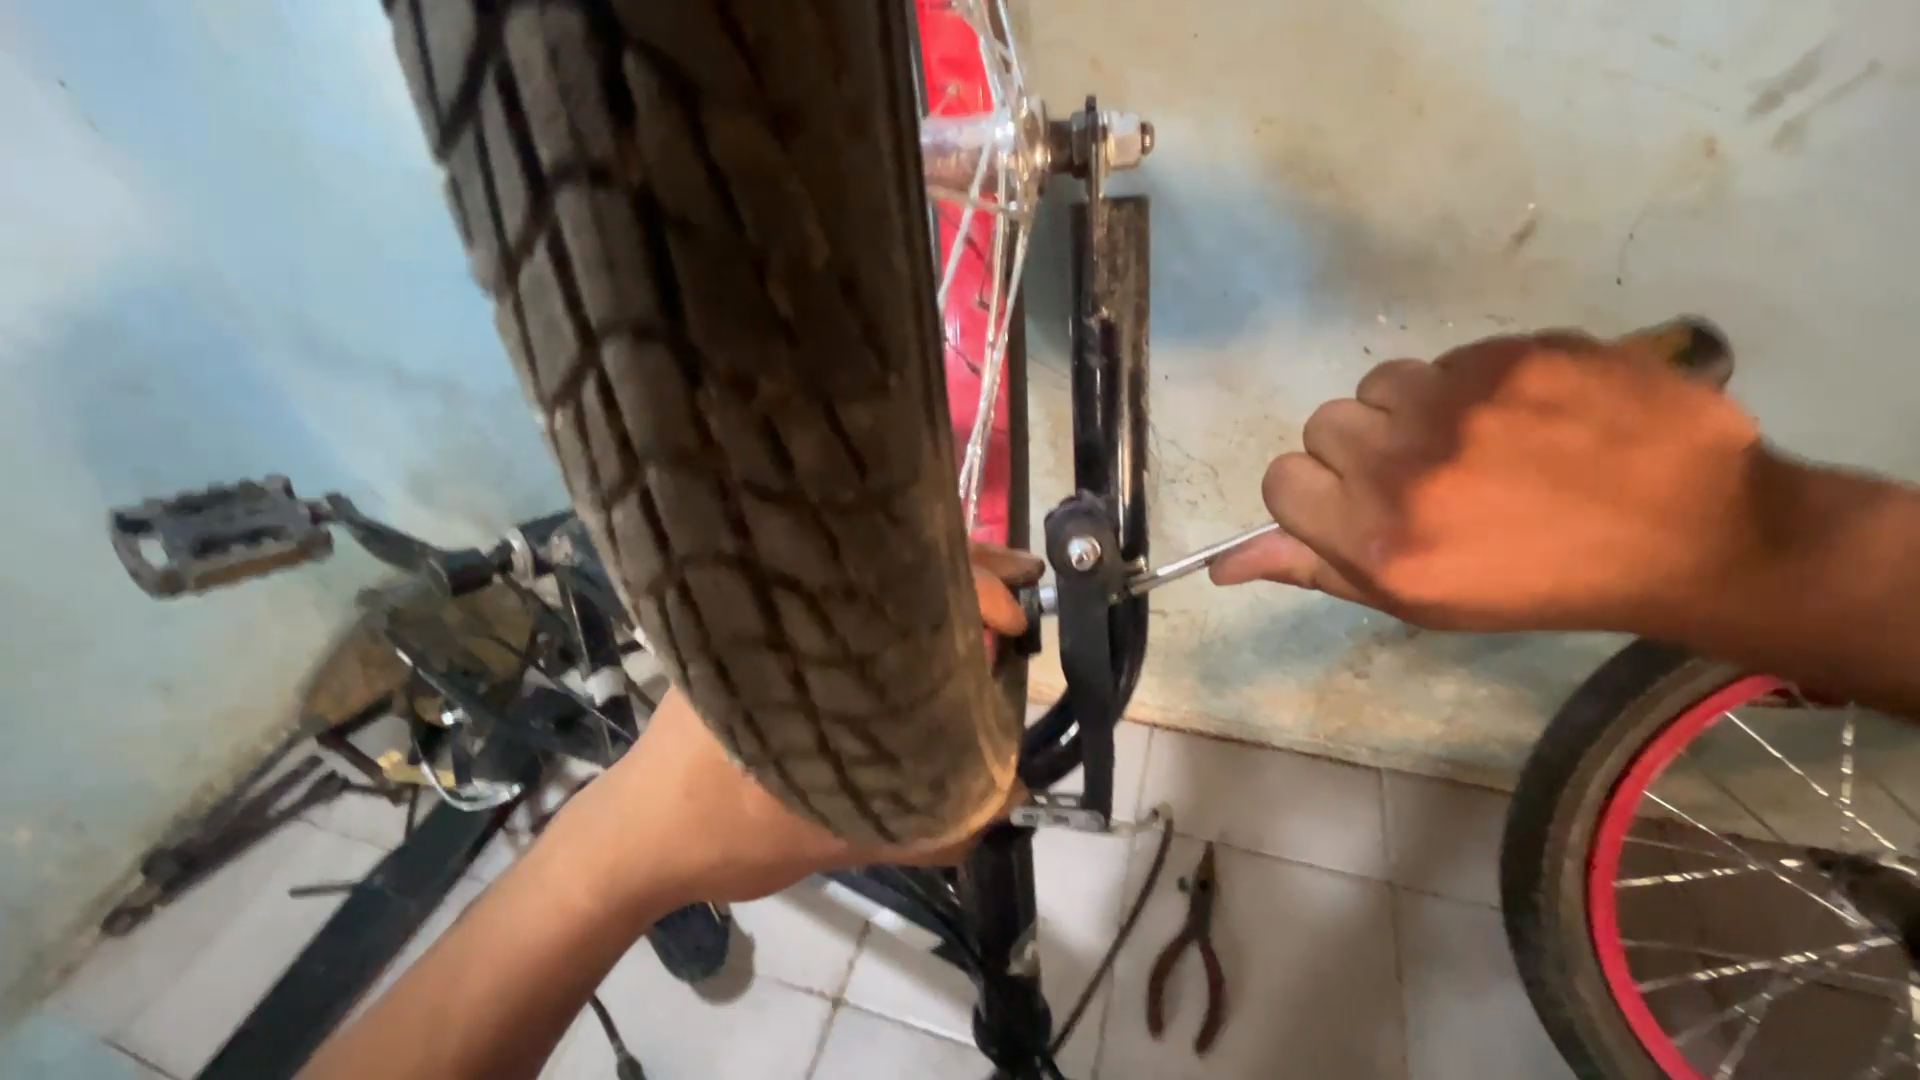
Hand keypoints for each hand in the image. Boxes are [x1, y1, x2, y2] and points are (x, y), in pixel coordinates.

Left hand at [545, 544, 1031, 914]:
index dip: (969, 595)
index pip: (899, 591)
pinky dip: (888, 600)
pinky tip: (924, 615)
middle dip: (964, 568)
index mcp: (801, 645)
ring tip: (996, 580)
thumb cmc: (720, 830)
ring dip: (931, 577)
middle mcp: (784, 612)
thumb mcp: (825, 836)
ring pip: (864, 573)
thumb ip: (918, 826)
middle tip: (1023, 576)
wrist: (632, 837)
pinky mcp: (760, 635)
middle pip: (887, 563)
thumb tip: (1006, 803)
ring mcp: (769, 618)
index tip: (1013, 619)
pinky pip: (838, 599)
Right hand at [1209, 331, 1763, 632]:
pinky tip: (1523, 416)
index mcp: (1375, 537)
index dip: (1317, 493)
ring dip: (1409, 411)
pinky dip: (1470, 385)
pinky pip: (1448, 359)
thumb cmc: (1534, 584)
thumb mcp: (1414, 599)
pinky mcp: (1515, 354)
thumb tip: (1222, 566)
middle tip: (1425, 476)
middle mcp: (1403, 464)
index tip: (1362, 504)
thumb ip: (1313, 569)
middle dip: (1361, 449)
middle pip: (1323, 424)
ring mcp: (1461, 401)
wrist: (1689, 534)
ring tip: (1474, 441)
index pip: (1281, 481)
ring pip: (1381, 383)